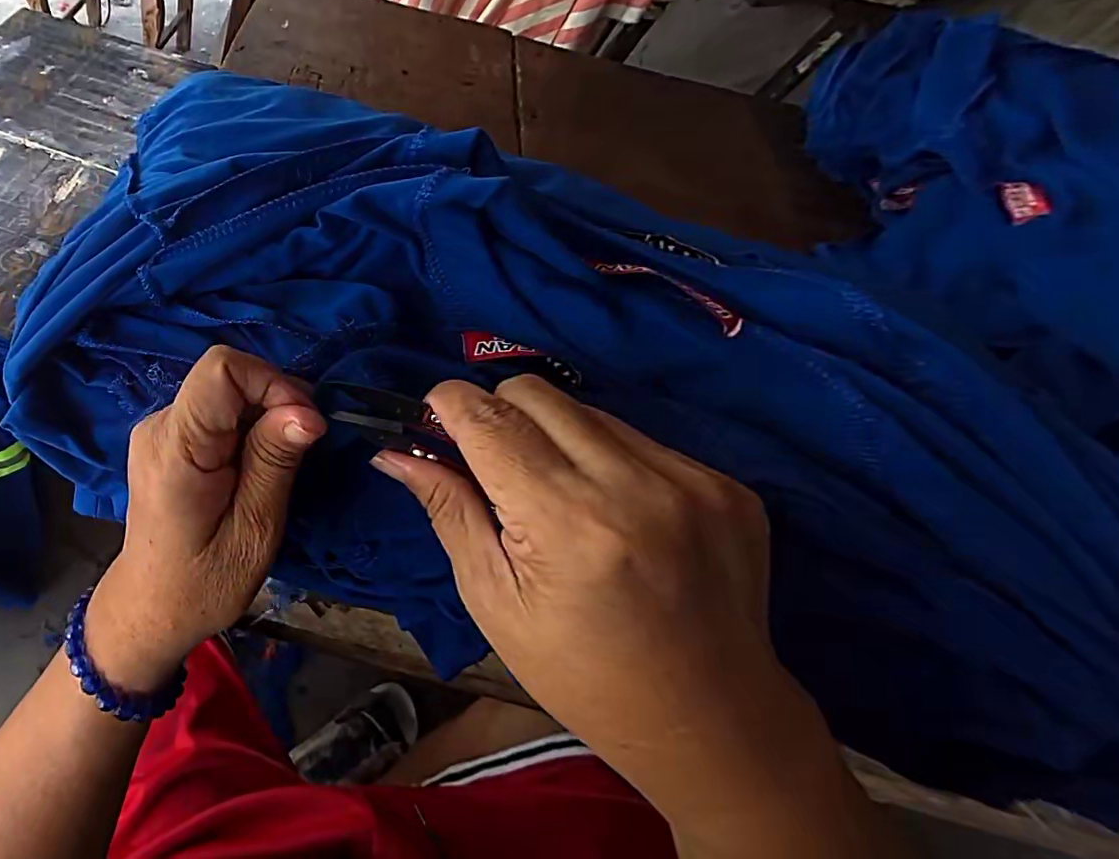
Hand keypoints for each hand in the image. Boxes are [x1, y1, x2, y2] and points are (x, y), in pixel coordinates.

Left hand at [84, 347, 325, 691]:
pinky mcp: (166, 436)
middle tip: (301, 448)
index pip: (220, 369)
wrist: (150, 606)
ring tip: (278, 464)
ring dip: (263, 416)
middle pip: (225, 378)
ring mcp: (158, 427)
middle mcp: (159, 424)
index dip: (271, 382)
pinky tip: (253, 466)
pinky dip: (245, 427)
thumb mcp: (254, 531)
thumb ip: (275, 462)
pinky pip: (214, 410)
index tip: (304, 423)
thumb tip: (307, 410)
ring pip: (224, 391)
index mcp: (176, 447)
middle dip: (274, 402)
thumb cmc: (202, 584)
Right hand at [369, 374, 776, 757]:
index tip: (432, 419)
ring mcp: (690, 482)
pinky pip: (633, 434)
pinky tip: (607, 507)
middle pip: (531, 392)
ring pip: (581, 407)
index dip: (447, 404)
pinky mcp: (726, 485)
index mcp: (566, 522)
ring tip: (553, 491)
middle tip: (489, 462)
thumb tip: (393, 452)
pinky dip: (599, 454)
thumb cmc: (578, 670)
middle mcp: (634, 487)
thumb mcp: (491, 597)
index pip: (487, 418)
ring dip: (547, 432)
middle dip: (493, 412)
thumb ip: (446, 509)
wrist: (713, 724)